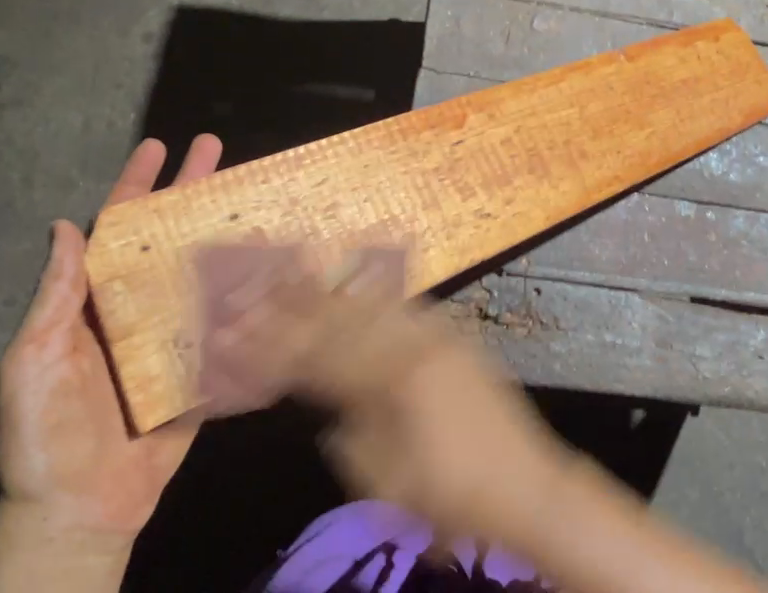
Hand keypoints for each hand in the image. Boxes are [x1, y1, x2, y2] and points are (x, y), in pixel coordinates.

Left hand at [0, 135, 223, 543]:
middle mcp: (135, 308)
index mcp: (93, 301)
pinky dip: (249, 294)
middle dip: (190, 192)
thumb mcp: (32, 361)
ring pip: (203, 271)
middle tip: (214, 149)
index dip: (135, 187)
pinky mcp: (200, 367)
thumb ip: (56, 297)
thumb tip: (65, 225)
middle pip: (167, 238)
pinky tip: (274, 266)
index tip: (157, 147)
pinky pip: (226, 323)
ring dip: (226, 232)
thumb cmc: (45, 434)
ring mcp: (170, 336)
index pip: (116, 231)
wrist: (81, 508)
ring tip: (254, 196)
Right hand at [214, 271, 574, 545]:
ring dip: (333, 290)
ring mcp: (442, 336)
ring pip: (375, 304)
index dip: (274, 346)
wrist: (531, 487)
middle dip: (295, 304)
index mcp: (395, 381)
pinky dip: (377, 296)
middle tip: (255, 285)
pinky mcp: (459, 339)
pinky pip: (409, 307)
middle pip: (343, 319)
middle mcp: (418, 345)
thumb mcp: (388, 483)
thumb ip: (351, 440)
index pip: (319, 356)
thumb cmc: (456, 496)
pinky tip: (360, 287)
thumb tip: (331, 417)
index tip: (236, 333)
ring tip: (297, 270)